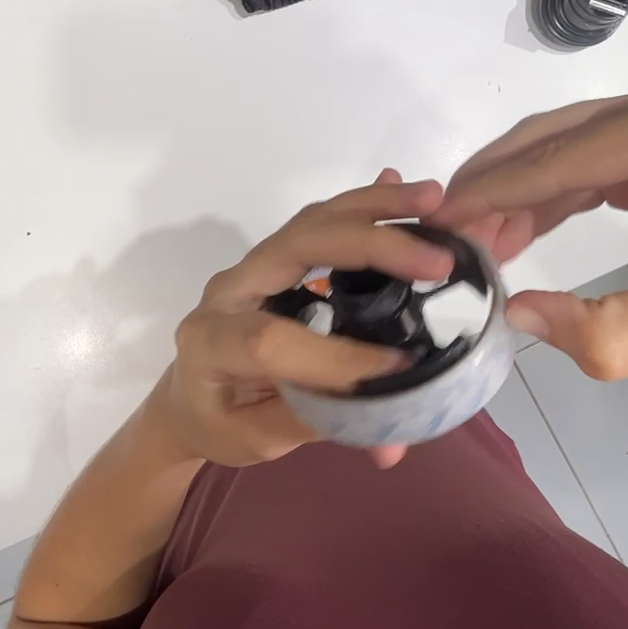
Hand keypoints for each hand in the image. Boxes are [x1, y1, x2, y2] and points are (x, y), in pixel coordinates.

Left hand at [154, 170, 455, 469]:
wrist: (189, 395)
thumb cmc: (217, 422)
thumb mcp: (255, 440)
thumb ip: (314, 423)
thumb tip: (394, 432)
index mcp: (211, 341)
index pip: (270, 339)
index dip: (335, 356)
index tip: (400, 368)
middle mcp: (230, 288)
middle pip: (295, 248)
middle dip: (369, 246)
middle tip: (437, 256)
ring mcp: (253, 266)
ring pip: (311, 223)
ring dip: (373, 207)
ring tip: (432, 201)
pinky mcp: (276, 258)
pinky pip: (318, 224)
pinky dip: (362, 207)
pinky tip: (399, 188)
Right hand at [429, 74, 627, 380]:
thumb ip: (607, 331)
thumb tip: (513, 314)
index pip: (567, 155)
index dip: (496, 189)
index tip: (437, 219)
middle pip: (551, 140)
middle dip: (492, 187)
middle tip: (440, 231)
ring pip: (556, 150)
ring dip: (509, 195)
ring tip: (470, 242)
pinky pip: (576, 167)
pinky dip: (537, 201)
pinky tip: (509, 236)